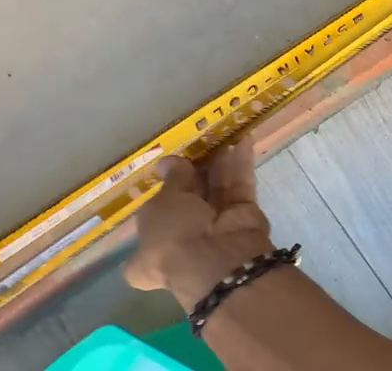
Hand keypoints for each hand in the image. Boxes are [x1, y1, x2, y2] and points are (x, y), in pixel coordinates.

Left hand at [126, 140, 275, 309]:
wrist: (217, 255)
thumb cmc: (172, 237)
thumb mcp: (161, 207)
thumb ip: (171, 181)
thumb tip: (167, 161)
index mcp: (147, 251)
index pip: (153, 217)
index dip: (162, 192)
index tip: (169, 168)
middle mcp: (180, 238)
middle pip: (188, 199)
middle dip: (194, 172)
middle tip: (199, 145)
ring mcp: (214, 225)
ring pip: (216, 189)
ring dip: (219, 163)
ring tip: (223, 135)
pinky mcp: (242, 213)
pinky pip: (239, 185)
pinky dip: (240, 164)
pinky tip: (244, 140)